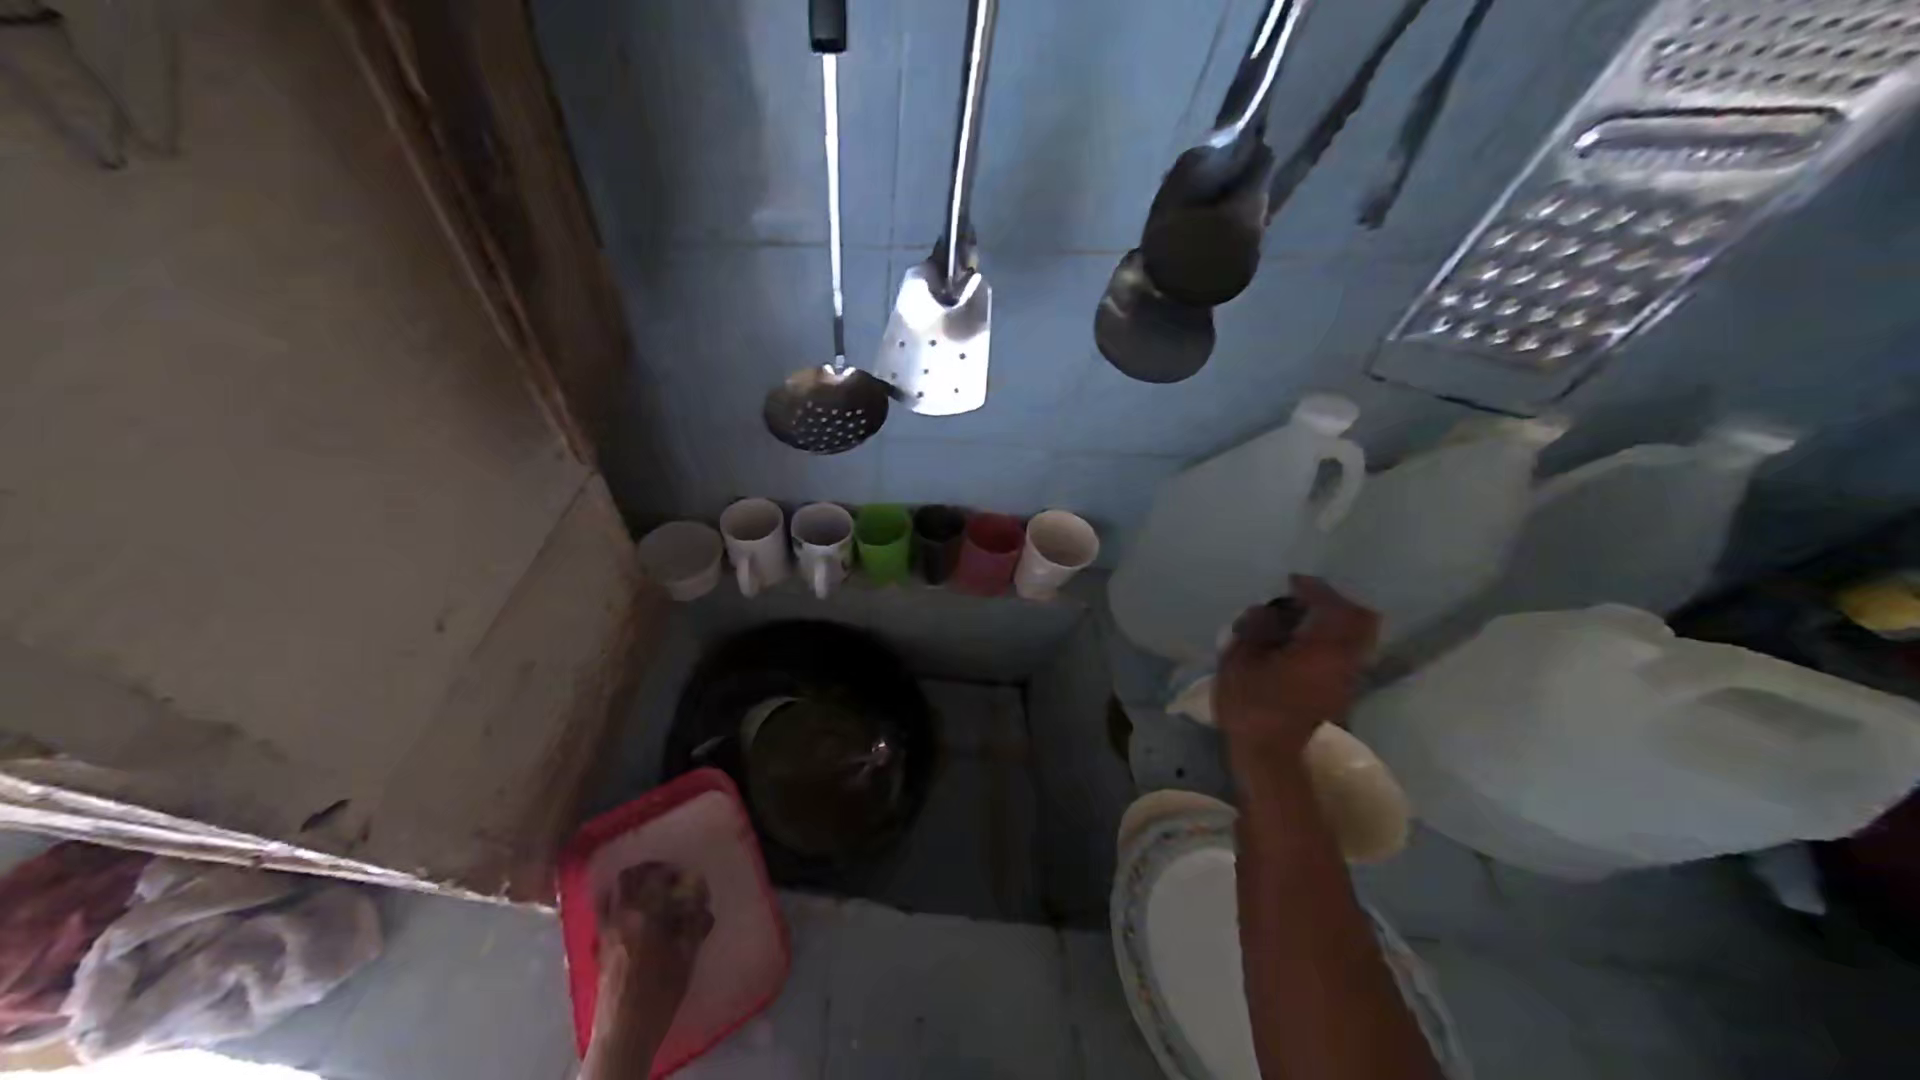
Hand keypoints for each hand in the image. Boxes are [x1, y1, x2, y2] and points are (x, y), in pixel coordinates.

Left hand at [598, 862, 712, 1003]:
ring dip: (630, 886)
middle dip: (647, 872)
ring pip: (612, 892)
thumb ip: (695, 924)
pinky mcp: (598, 946)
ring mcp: (606, 930)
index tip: (685, 879)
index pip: (658, 876)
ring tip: (647, 895)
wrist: (625, 1029)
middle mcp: (622, 916)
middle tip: (664, 880)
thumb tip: (702, 905)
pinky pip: (603, 912)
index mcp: (646, 914)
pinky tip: (631, 917)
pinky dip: (615, 904)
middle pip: (628, 877)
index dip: (673, 872)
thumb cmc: (661, 992)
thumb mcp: (687, 956)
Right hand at [1214, 576, 1379, 758]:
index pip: (1333, 606)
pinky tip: (1301, 643)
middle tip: (1306, 598)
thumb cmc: (1251, 703)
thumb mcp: (1240, 658)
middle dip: (1337, 603)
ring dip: (1336, 623)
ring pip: (1357, 639)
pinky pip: (1347, 654)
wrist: (1267, 753)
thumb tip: (1268, 612)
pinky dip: (1332, 641)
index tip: (1293, 582)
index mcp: (1324, 648)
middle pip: (1362, 621)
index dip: (1314, 589)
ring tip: (1301, 620)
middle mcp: (1346, 661)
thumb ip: (1256, 627)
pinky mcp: (1339, 692)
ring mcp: (1347, 679)